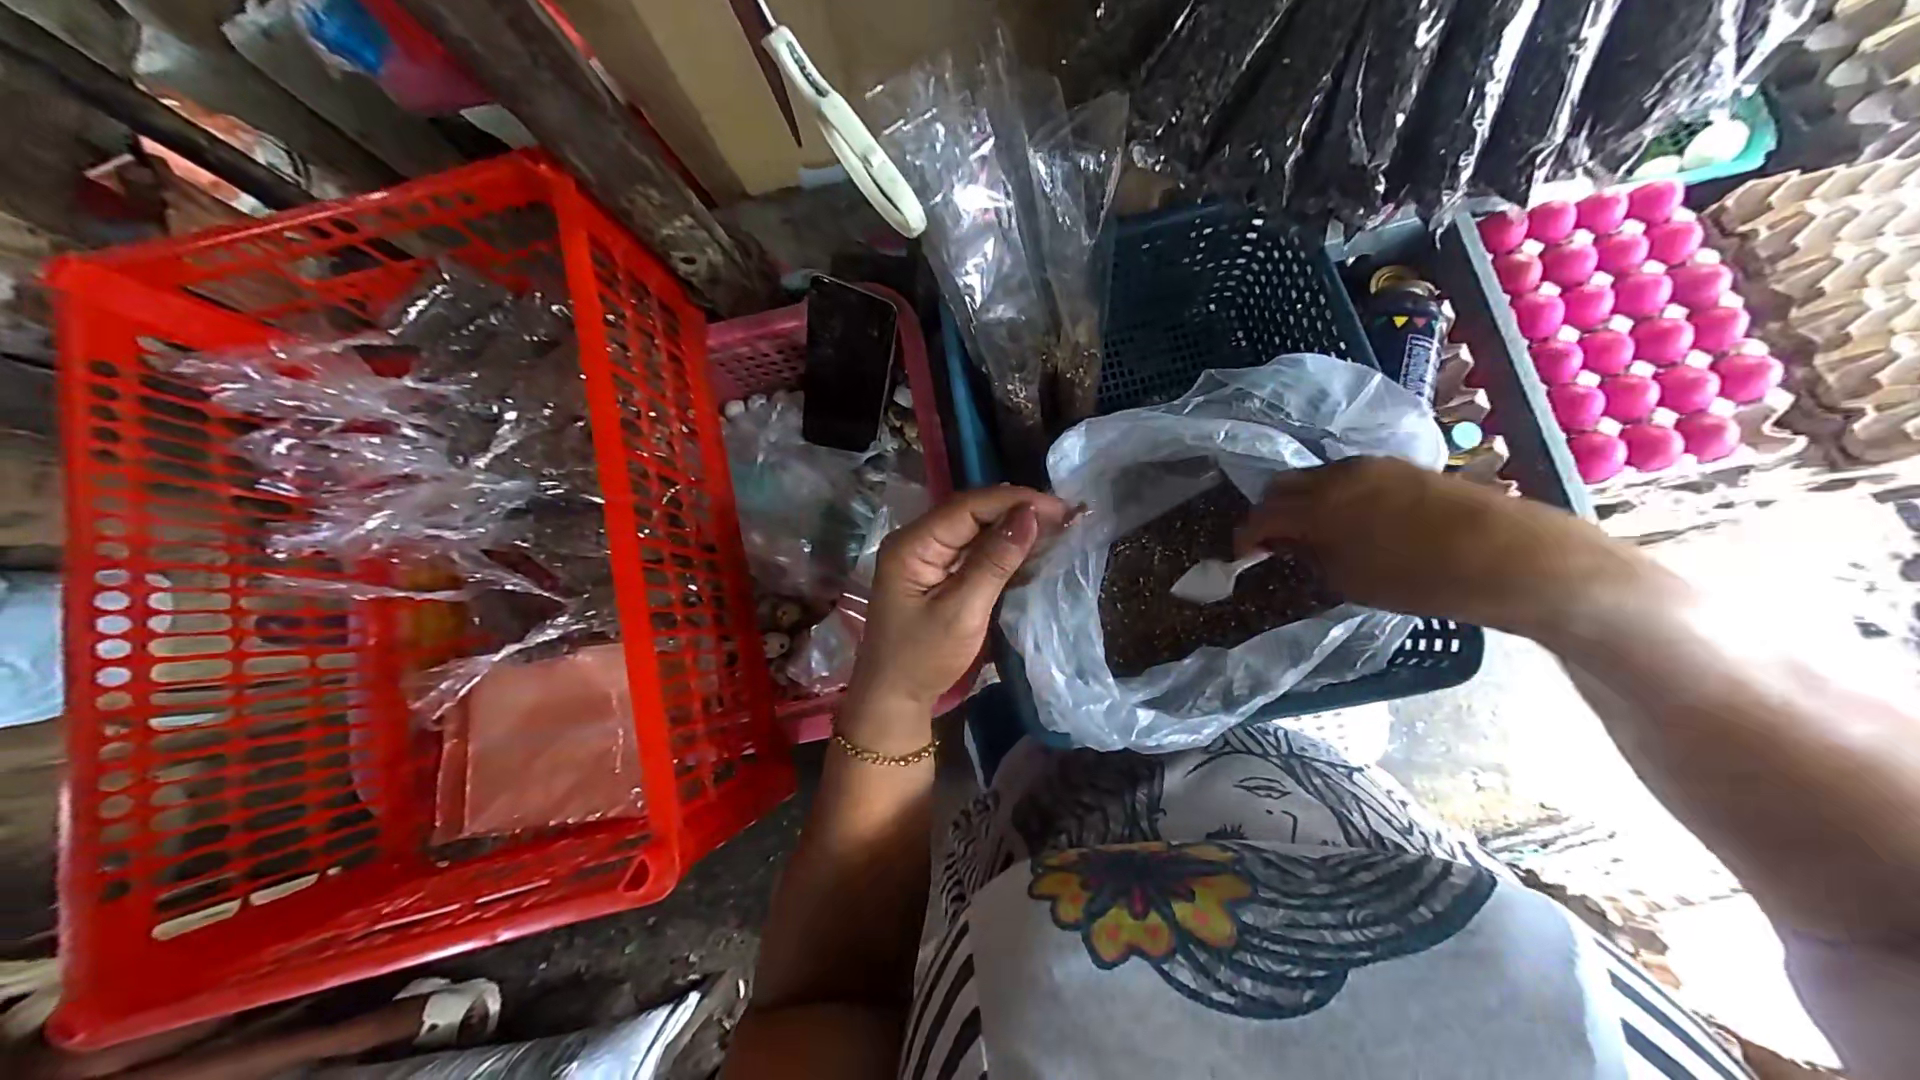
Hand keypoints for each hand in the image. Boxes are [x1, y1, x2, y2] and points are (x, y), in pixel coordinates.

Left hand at [844, 487, 1070, 738]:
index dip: (1013, 501)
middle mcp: (917, 542)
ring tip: (1058, 527)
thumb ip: (995, 562)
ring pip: (976, 530)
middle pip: (972, 513)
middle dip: (1018, 510)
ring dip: (1014, 528)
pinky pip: (975, 551)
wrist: (894, 699)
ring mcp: (927, 558)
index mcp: (912, 544)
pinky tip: (1033, 549)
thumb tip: (1029, 515)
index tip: (1058, 508)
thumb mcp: (962, 612)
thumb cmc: (922, 659)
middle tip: (1066, 515)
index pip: (967, 507)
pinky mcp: (939, 575)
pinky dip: (1004, 549)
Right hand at [1233, 457, 1669, 637]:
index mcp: (1316, 506)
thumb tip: (1285, 543)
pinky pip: (1346, 476)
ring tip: (1313, 533)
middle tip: (1274, 542)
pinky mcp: (1400, 465)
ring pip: (1314, 477)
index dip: (1243, 537)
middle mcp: (1335, 474)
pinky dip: (1333, 495)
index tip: (1241, 556)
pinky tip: (1350, 520)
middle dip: (1270, 512)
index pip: (1259, 516)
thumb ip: (1308, 557)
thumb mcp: (1349, 581)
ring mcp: (1370, 465)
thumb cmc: (1421, 580)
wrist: (1511, 556)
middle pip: (1280, 485)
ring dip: (1302, 501)